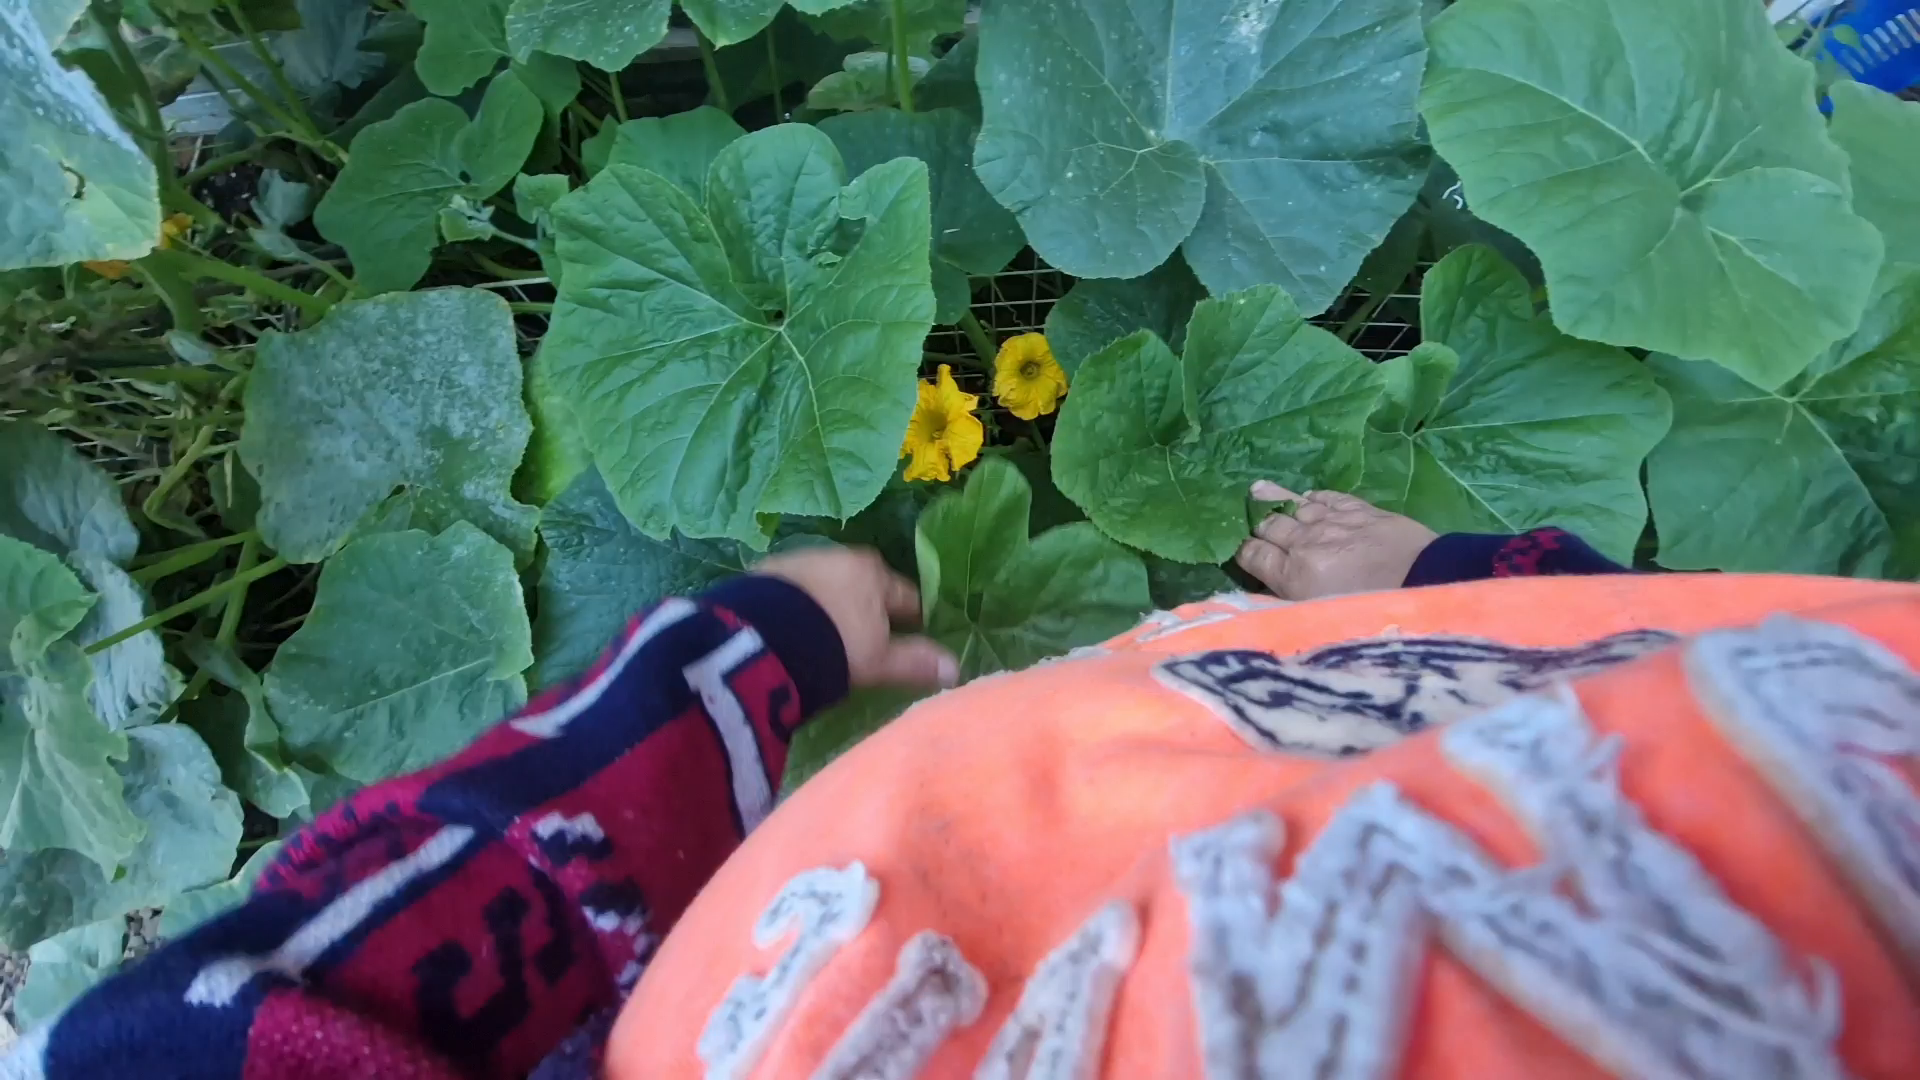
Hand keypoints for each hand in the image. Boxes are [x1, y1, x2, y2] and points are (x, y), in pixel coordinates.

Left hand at [755, 547, 959, 688]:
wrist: (764, 636)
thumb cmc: (835, 646)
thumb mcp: (878, 660)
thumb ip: (915, 662)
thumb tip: (955, 668)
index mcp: (876, 575)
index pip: (905, 594)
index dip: (912, 615)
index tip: (916, 630)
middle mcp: (841, 557)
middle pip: (866, 582)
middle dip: (869, 603)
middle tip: (869, 631)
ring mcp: (802, 561)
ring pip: (829, 582)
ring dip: (833, 600)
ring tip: (829, 630)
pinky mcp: (768, 573)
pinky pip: (795, 589)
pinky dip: (801, 603)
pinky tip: (795, 625)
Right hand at [1234, 482, 1436, 600]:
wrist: (1431, 587)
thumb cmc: (1371, 614)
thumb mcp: (1317, 617)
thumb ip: (1287, 600)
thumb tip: (1264, 588)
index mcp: (1292, 574)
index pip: (1251, 554)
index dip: (1242, 550)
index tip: (1239, 550)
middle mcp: (1305, 542)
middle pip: (1269, 525)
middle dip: (1254, 521)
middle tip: (1244, 514)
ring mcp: (1334, 523)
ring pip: (1294, 505)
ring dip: (1274, 499)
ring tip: (1258, 490)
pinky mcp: (1362, 511)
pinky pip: (1328, 497)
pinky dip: (1313, 497)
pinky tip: (1307, 497)